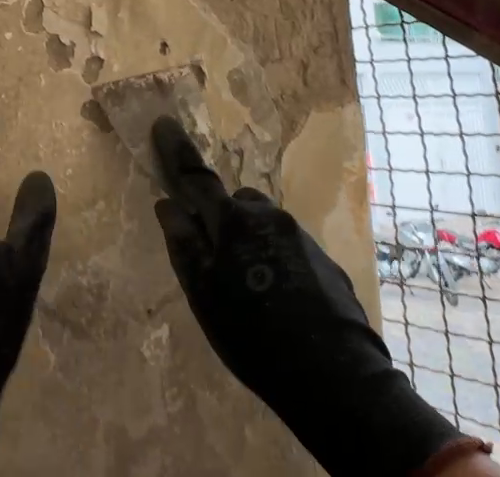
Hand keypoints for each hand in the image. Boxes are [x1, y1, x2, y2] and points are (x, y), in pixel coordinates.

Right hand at [151, 116, 478, 476]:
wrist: (335, 376)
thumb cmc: (252, 333)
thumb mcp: (203, 294)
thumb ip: (184, 245)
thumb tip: (168, 204)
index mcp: (233, 221)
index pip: (196, 177)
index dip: (176, 150)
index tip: (164, 123)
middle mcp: (269, 217)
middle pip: (235, 201)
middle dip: (221, 215)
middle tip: (213, 257)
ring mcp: (301, 237)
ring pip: (263, 223)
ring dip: (249, 239)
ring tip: (247, 287)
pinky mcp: (325, 261)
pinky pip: (287, 246)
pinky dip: (273, 258)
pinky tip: (276, 298)